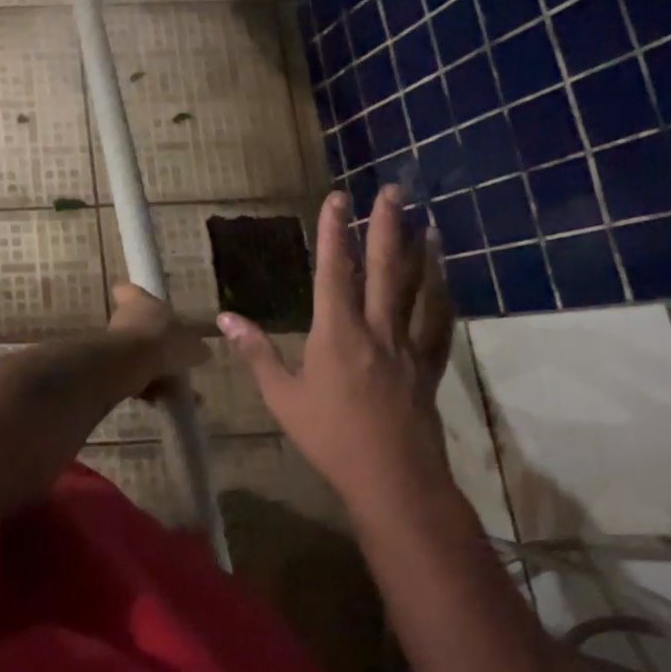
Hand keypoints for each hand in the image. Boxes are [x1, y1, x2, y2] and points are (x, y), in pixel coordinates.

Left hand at [107, 283, 209, 400]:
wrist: (131, 365)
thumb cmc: (164, 340)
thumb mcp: (192, 343)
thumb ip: (197, 346)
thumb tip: (203, 351)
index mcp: (140, 302)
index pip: (127, 290)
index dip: (134, 296)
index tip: (145, 306)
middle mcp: (123, 318)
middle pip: (138, 328)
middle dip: (156, 346)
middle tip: (176, 362)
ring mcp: (114, 342)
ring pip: (137, 356)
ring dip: (154, 372)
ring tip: (177, 390)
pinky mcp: (109, 365)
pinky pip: (132, 376)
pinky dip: (146, 387)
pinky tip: (164, 400)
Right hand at [215, 186, 454, 510]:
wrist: (394, 479)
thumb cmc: (330, 437)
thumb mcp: (281, 396)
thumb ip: (256, 353)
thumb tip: (225, 318)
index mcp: (337, 333)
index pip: (334, 271)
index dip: (334, 232)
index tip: (339, 199)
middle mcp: (377, 330)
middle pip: (385, 269)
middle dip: (388, 226)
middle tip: (395, 191)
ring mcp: (408, 348)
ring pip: (420, 291)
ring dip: (423, 254)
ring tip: (428, 224)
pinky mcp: (429, 369)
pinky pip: (439, 325)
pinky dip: (442, 299)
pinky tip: (444, 285)